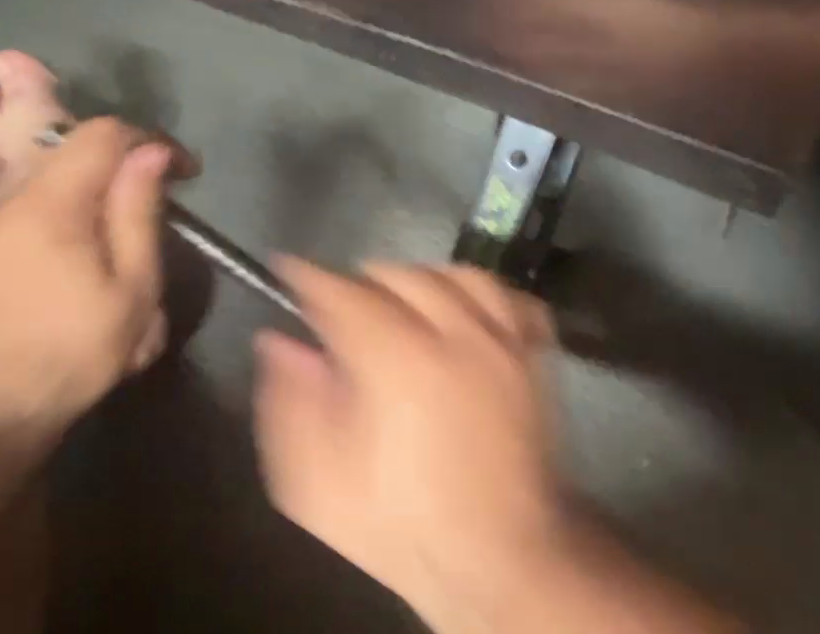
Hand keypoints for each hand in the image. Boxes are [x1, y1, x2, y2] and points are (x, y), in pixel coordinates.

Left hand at [0, 118, 174, 447]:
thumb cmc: (64, 356)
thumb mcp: (130, 291)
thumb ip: (138, 215)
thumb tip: (150, 153)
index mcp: (54, 205)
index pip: (106, 136)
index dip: (153, 141)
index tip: (186, 173)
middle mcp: (1, 202)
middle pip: (59, 147)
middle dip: (116, 154)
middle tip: (152, 186)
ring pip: (14, 168)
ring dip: (61, 162)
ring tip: (95, 189)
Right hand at [253, 259, 560, 607]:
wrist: (497, 550)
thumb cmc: (399, 523)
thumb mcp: (316, 482)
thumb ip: (294, 401)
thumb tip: (282, 342)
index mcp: (400, 360)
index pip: (347, 294)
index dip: (311, 279)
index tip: (288, 270)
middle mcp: (459, 334)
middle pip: (405, 275)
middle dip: (363, 281)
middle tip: (340, 305)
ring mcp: (506, 341)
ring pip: (464, 275)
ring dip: (425, 278)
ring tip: (401, 300)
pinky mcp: (538, 355)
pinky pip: (514, 300)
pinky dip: (486, 294)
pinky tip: (468, 311)